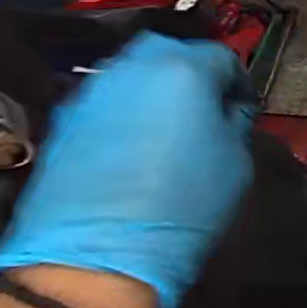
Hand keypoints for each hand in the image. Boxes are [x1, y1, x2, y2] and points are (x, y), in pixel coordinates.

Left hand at [0, 33, 254, 307]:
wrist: (96, 255)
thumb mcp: (235, 165)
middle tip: (201, 109)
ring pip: (133, 72)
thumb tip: (227, 108)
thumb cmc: (183, 207)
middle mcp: (134, 66)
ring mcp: (94, 90)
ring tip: (164, 127)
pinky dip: (123, 111)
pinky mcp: (65, 118)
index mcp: (184, 69)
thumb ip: (235, 122)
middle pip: (170, 52)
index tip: (241, 108)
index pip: (222, 56)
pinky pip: (106, 101)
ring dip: (153, 89)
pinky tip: (129, 146)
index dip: (238, 82)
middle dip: (190, 72)